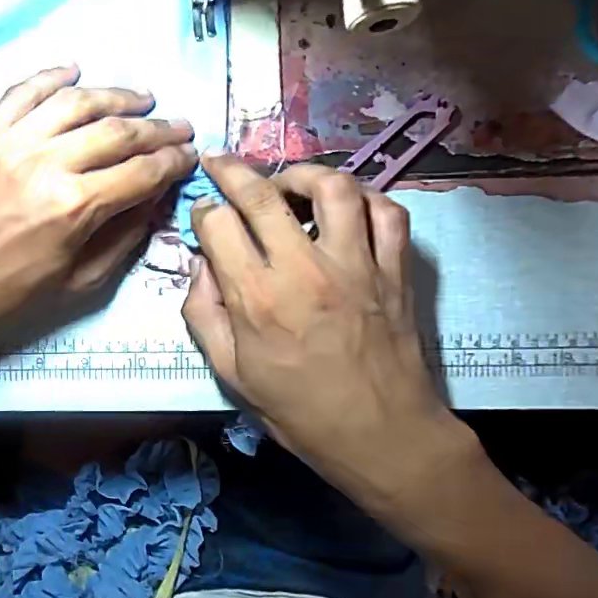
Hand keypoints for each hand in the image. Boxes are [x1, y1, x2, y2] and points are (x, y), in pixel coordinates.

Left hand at [0, 66, 196, 395]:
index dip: (174, 161)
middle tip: (181, 125)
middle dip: (158, 128)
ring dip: (116, 95)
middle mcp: (48, 164)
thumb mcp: (80, 279)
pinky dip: (51, 75)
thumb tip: (155, 199)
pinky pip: (22, 91)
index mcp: (76, 207)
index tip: (191, 154)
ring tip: (142, 96)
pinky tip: (76, 70)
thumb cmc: (11, 292)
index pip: (141, 171)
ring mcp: (11, 141)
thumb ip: (124, 235)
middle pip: (117, 132)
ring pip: (76, 102)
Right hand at [182, 155, 475, 516]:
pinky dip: (367, 199)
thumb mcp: (233, 376)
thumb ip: (205, 315)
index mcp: (258, 299)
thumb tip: (200, 266)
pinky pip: (388, 212)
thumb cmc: (301, 412)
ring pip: (333, 187)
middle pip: (262, 194)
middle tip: (221, 162)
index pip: (219, 225)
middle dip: (232, 170)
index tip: (205, 213)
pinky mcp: (396, 268)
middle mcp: (305, 270)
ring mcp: (357, 264)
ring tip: (290, 185)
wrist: (380, 435)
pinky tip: (349, 209)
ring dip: (304, 174)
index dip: (204, 211)